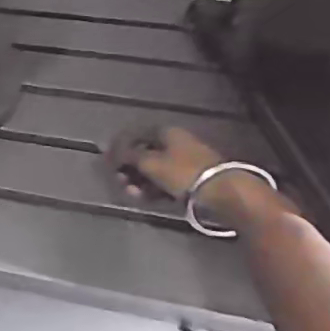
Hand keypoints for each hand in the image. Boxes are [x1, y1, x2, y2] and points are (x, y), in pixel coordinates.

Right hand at [107, 124, 221, 199]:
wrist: (222, 192)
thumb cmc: (182, 171)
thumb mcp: (150, 162)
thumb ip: (128, 156)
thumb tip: (112, 153)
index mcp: (166, 132)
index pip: (135, 133)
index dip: (118, 145)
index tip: (107, 160)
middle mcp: (175, 143)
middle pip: (143, 153)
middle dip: (128, 168)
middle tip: (119, 180)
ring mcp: (183, 162)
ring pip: (152, 170)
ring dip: (138, 181)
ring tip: (132, 193)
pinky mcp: (190, 180)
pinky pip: (163, 182)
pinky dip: (152, 189)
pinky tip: (145, 198)